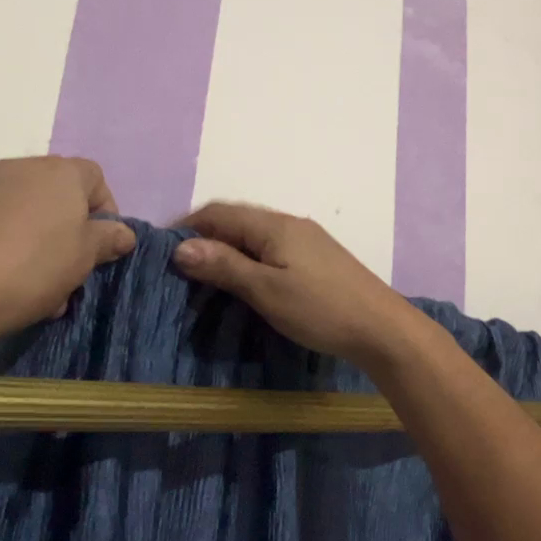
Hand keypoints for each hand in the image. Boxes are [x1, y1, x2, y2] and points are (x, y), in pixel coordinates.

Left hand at [0, 157, 135, 338]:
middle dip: (68, 231)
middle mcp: (21, 169)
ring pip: (24, 213)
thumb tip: (123, 232)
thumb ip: (107, 239)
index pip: (96, 178)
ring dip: (36, 242)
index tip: (103, 247)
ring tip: (35, 287)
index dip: (105, 211)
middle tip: (70, 271)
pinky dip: (3, 246)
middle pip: (57, 195)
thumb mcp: (84, 258)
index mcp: (60, 172)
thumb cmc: (29, 268)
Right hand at [173, 203, 430, 367]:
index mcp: (275, 225)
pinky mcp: (316, 260)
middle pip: (237, 221)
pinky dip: (247, 261)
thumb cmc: (320, 308)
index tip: (159, 252)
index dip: (187, 227)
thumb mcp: (266, 290)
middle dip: (204, 239)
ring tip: (202, 281)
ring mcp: (306, 242)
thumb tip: (181, 247)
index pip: (220, 212)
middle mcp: (290, 224)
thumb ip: (225, 266)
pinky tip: (241, 284)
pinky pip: (270, 250)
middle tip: (176, 271)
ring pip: (254, 237)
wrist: (381, 328)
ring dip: (226, 252)